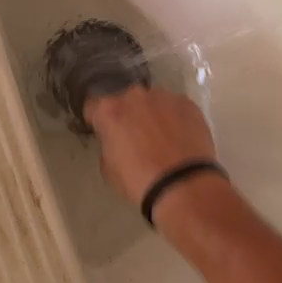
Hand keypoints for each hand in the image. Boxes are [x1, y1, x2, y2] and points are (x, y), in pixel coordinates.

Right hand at [83, 86, 216, 207]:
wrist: (184, 186)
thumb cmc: (139, 180)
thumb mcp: (108, 168)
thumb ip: (108, 145)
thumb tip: (117, 142)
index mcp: (109, 110)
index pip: (93, 106)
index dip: (97, 119)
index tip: (103, 131)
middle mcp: (134, 96)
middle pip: (126, 101)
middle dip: (128, 115)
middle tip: (136, 137)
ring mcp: (163, 97)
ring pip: (153, 102)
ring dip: (153, 115)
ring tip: (163, 138)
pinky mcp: (188, 104)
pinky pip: (175, 108)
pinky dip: (175, 119)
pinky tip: (180, 139)